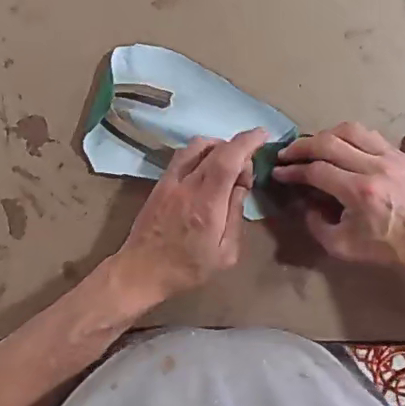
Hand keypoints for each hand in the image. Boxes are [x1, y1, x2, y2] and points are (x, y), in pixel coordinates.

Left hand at [109, 128, 268, 308]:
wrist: (142, 270)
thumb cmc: (188, 268)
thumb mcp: (226, 254)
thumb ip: (236, 216)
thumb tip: (241, 186)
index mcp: (207, 204)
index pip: (228, 159)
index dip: (247, 142)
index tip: (262, 135)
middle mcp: (187, 185)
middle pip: (215, 148)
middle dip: (238, 147)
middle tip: (248, 167)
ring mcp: (170, 181)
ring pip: (196, 146)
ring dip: (218, 146)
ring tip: (228, 164)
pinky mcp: (160, 183)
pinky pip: (183, 155)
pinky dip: (201, 152)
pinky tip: (207, 169)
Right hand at [272, 122, 404, 277]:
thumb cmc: (382, 249)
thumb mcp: (339, 246)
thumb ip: (315, 223)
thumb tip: (304, 202)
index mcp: (359, 191)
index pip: (316, 170)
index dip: (293, 170)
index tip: (278, 172)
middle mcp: (375, 167)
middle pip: (328, 142)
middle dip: (301, 146)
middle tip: (286, 154)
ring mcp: (391, 157)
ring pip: (350, 130)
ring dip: (325, 135)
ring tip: (312, 146)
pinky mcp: (401, 156)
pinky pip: (369, 135)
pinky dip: (349, 137)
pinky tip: (340, 147)